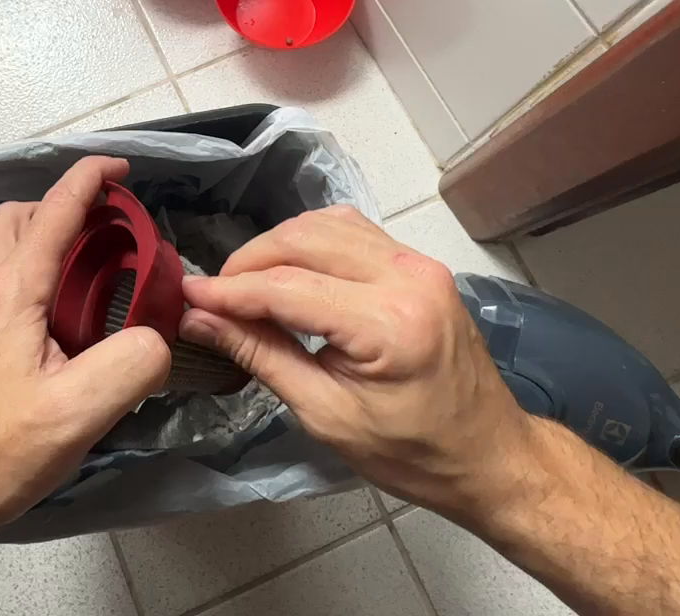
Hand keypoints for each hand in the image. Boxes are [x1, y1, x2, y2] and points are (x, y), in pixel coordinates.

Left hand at [0, 155, 171, 536]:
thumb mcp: (76, 414)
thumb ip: (132, 365)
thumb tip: (155, 338)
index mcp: (13, 289)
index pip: (56, 209)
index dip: (90, 178)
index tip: (121, 167)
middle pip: (21, 216)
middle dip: (65, 205)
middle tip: (108, 233)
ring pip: (5, 246)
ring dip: (46, 238)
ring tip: (88, 277)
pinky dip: (32, 272)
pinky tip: (54, 322)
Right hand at [178, 205, 537, 517]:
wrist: (493, 455)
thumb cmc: (412, 453)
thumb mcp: (327, 415)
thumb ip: (261, 355)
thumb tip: (201, 320)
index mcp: (388, 324)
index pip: (287, 288)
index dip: (229, 290)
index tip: (186, 297)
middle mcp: (406, 276)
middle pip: (303, 240)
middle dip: (248, 262)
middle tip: (214, 297)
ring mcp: (417, 262)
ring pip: (323, 224)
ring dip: (275, 247)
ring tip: (245, 284)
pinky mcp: (417, 261)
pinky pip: (349, 229)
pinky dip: (308, 241)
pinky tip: (289, 268)